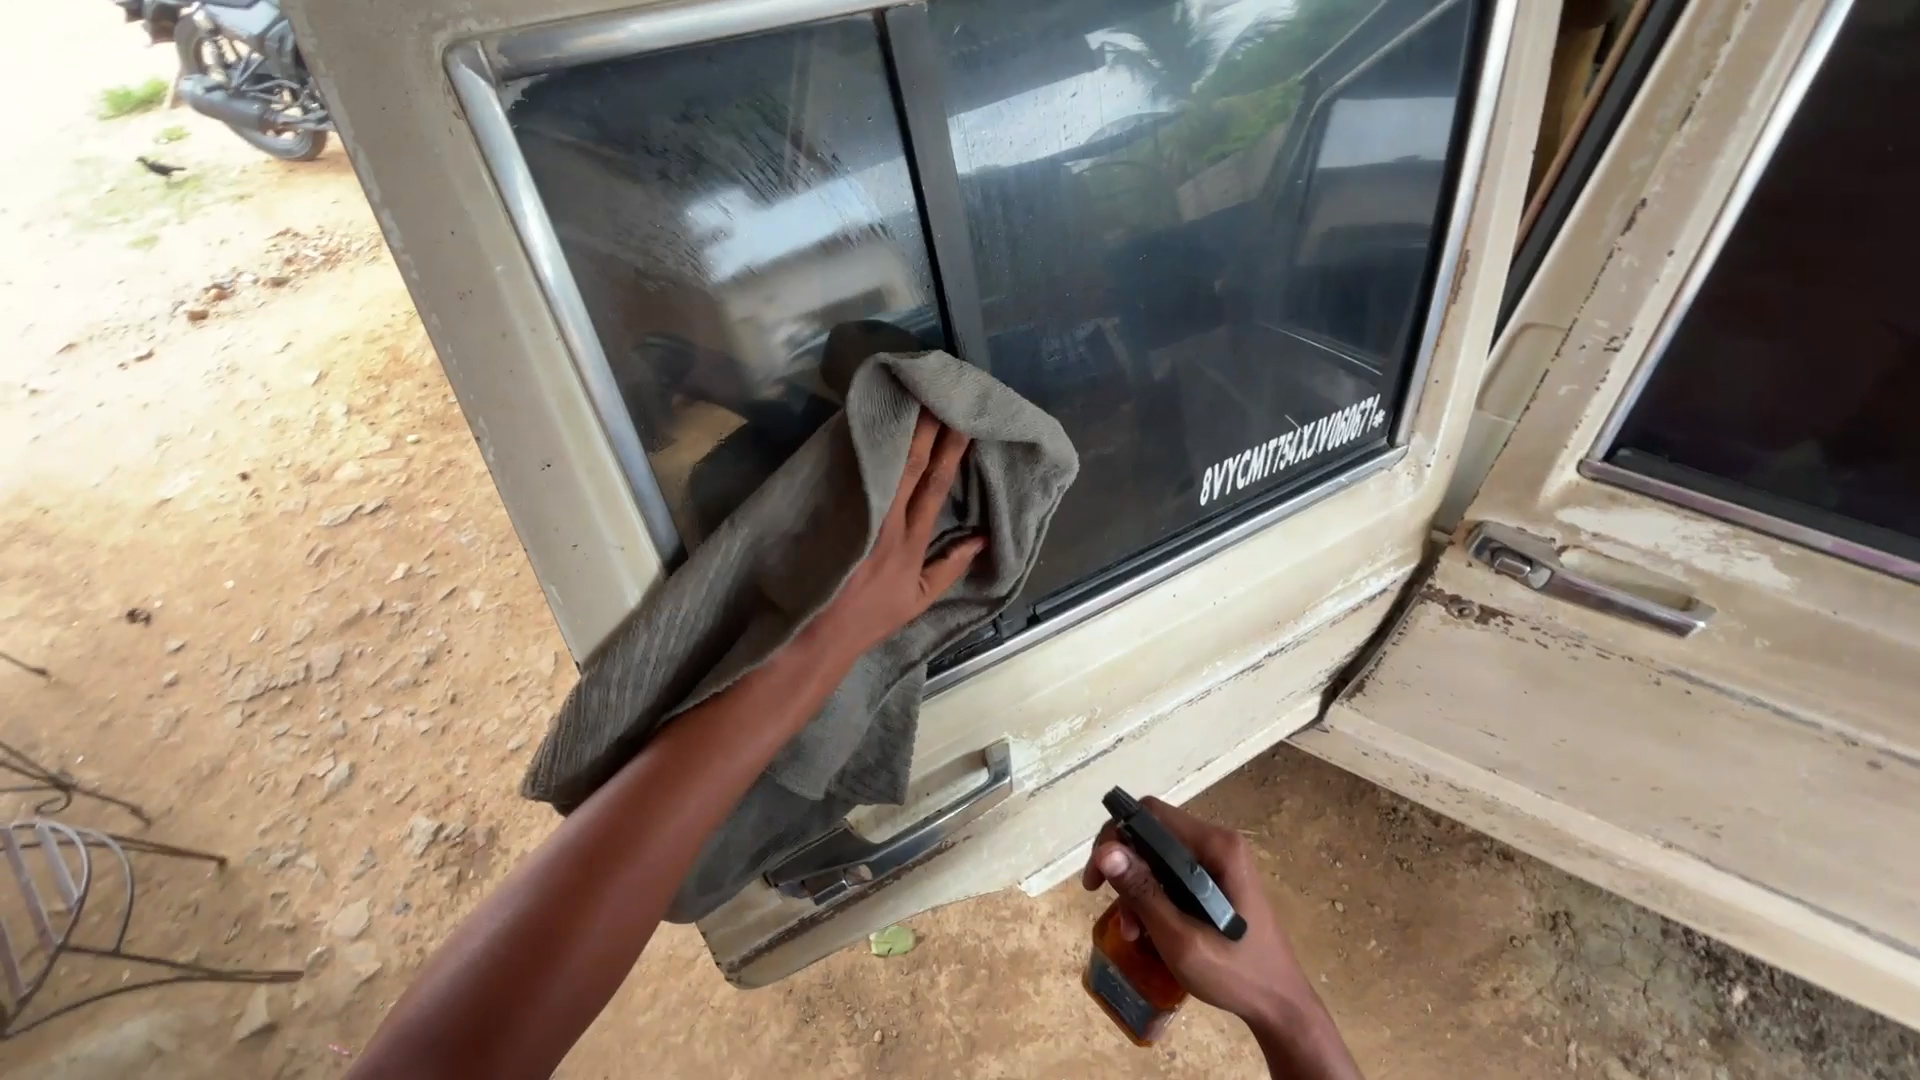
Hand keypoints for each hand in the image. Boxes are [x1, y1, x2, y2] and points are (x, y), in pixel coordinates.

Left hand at [811, 411, 985, 662]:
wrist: (817, 632)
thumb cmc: (871, 616)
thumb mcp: (919, 599)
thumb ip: (950, 566)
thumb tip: (980, 538)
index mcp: (911, 541)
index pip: (934, 487)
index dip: (949, 453)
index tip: (960, 423)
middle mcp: (886, 523)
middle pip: (909, 467)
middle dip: (924, 429)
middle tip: (933, 393)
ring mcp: (857, 517)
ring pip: (880, 466)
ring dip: (895, 432)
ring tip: (905, 400)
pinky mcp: (832, 516)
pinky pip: (851, 476)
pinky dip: (860, 449)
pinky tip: (866, 426)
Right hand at [1082, 797, 1361, 1078]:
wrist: (1280, 1006)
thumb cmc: (1236, 974)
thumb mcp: (1181, 939)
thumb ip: (1143, 893)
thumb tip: (1105, 851)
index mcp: (1216, 846)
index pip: (1150, 814)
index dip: (1115, 836)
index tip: (1098, 876)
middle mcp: (1216, 842)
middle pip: (1150, 833)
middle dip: (1122, 867)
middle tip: (1104, 900)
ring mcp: (1216, 860)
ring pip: (1156, 855)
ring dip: (1135, 888)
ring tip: (1131, 932)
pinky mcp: (1214, 878)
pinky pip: (1169, 872)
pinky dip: (1151, 896)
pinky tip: (1146, 929)